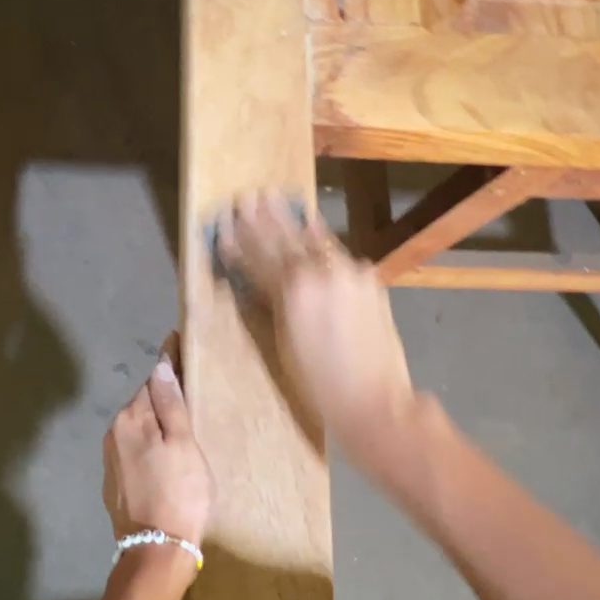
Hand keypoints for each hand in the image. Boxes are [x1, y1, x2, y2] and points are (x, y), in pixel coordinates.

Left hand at [103, 355, 213, 548]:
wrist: (156, 549)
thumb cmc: (179, 492)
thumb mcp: (184, 444)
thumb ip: (171, 403)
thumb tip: (159, 364)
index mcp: (130, 418)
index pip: (151, 381)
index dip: (169, 366)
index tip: (178, 343)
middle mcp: (113, 434)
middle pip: (141, 405)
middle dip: (160, 395)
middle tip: (186, 384)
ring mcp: (110, 461)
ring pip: (136, 430)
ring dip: (154, 422)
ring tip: (178, 421)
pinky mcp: (113, 484)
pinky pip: (133, 452)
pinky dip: (148, 446)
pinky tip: (164, 456)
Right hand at [214, 192, 417, 454]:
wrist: (375, 400)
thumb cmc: (319, 385)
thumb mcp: (283, 346)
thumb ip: (271, 305)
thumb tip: (259, 282)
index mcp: (293, 291)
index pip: (258, 259)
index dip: (238, 243)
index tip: (223, 226)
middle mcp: (320, 273)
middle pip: (284, 240)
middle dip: (262, 220)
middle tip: (245, 198)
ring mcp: (348, 272)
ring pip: (313, 240)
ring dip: (290, 221)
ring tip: (273, 198)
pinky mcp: (368, 279)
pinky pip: (336, 253)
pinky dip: (319, 239)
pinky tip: (309, 225)